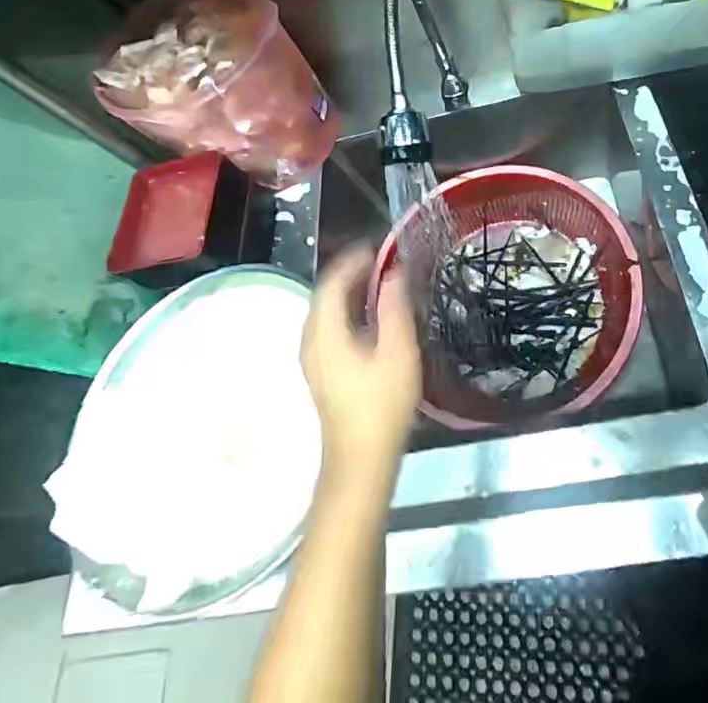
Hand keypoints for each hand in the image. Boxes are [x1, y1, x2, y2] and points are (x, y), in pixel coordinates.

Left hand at [300, 248, 422, 489]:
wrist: (360, 459)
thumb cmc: (381, 404)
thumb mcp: (397, 352)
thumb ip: (395, 307)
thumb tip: (394, 272)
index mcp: (324, 330)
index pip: (333, 280)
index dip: (355, 259)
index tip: (381, 248)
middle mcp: (310, 338)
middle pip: (326, 293)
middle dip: (353, 273)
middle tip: (386, 262)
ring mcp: (312, 356)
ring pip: (327, 310)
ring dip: (351, 293)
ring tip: (383, 284)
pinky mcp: (320, 370)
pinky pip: (330, 327)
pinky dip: (349, 312)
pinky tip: (373, 318)